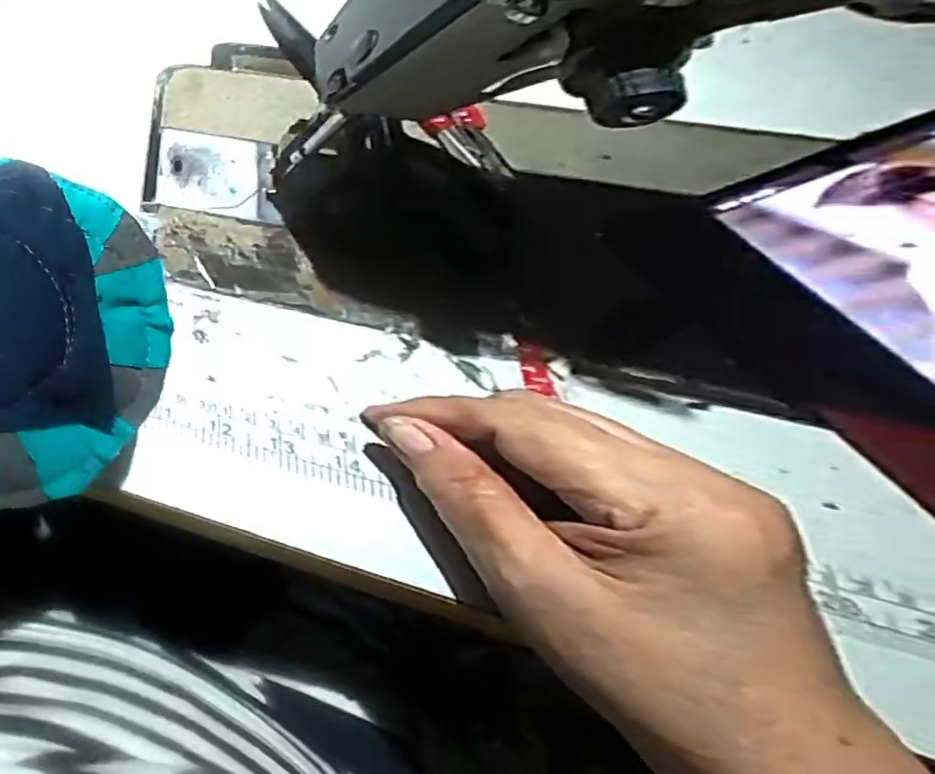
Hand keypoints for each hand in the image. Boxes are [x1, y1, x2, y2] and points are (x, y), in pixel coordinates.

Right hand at [365, 391, 916, 773]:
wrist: (769, 764)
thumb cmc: (653, 689)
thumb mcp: (537, 591)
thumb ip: (467, 499)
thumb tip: (408, 433)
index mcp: (675, 499)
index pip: (527, 423)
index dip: (443, 413)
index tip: (382, 417)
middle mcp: (705, 478)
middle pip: (550, 417)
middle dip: (467, 421)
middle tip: (405, 436)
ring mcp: (716, 489)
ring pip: (572, 430)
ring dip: (499, 438)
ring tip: (446, 457)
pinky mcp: (711, 506)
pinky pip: (599, 456)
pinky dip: (539, 460)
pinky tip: (510, 483)